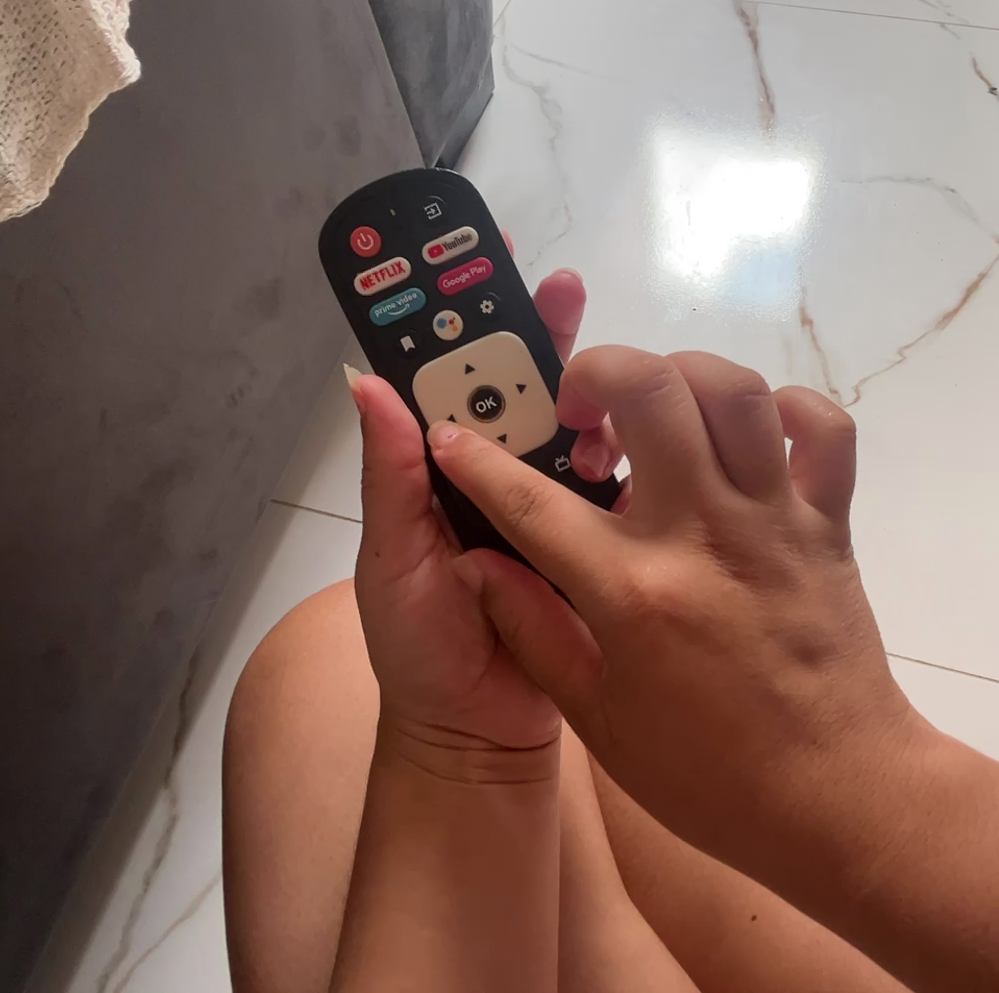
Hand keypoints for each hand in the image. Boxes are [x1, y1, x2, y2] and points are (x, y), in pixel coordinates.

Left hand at [349, 268, 620, 764]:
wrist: (483, 730)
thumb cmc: (422, 648)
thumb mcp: (394, 560)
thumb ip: (392, 477)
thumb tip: (365, 382)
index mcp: (444, 472)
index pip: (454, 383)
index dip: (467, 326)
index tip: (480, 268)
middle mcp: (499, 477)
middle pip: (523, 390)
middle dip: (540, 336)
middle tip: (564, 292)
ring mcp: (551, 506)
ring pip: (574, 430)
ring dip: (587, 399)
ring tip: (594, 397)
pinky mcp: (592, 538)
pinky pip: (614, 484)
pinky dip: (625, 457)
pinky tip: (632, 446)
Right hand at [426, 348, 922, 864]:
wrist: (838, 796)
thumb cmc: (708, 773)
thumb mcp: (596, 719)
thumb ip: (530, 630)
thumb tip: (476, 564)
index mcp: (632, 591)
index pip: (531, 500)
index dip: (476, 459)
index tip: (451, 436)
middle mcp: (703, 533)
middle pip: (647, 390)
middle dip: (595, 371)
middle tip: (580, 411)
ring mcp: (774, 520)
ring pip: (733, 391)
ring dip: (681, 376)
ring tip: (655, 413)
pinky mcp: (828, 523)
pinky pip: (825, 429)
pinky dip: (787, 407)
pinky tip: (749, 434)